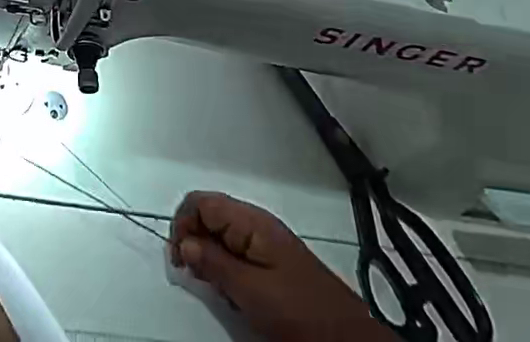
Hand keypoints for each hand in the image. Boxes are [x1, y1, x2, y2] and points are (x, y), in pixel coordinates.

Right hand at [170, 192, 391, 341]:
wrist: (351, 340)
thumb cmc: (298, 312)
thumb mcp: (251, 291)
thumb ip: (213, 263)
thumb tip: (183, 243)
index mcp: (250, 221)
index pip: (201, 202)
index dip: (182, 224)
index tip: (178, 259)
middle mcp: (256, 223)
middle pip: (209, 215)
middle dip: (195, 241)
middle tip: (195, 276)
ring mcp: (266, 241)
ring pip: (221, 235)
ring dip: (210, 257)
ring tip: (216, 288)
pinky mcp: (273, 261)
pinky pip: (237, 252)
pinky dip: (227, 268)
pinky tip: (233, 292)